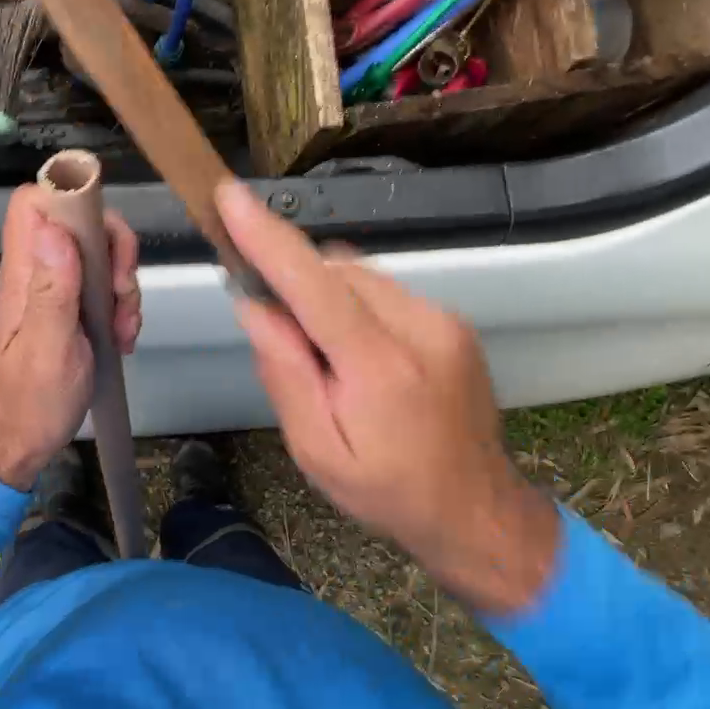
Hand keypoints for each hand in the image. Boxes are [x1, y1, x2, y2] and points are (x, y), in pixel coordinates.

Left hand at [0, 186, 140, 489]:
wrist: (26, 440)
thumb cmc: (34, 401)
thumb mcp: (49, 348)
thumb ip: (52, 289)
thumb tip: (54, 228)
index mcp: (23, 275)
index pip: (33, 205)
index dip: (70, 201)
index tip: (103, 235)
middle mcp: (37, 274)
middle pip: (81, 225)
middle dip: (115, 253)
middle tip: (123, 295)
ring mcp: (55, 291)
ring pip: (100, 258)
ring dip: (124, 289)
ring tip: (123, 330)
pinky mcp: (71, 311)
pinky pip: (104, 289)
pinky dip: (121, 308)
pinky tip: (121, 339)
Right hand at [215, 182, 556, 614]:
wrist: (478, 509)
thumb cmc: (386, 491)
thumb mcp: (317, 449)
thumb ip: (286, 373)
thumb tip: (255, 307)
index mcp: (381, 366)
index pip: (315, 286)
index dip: (268, 240)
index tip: (231, 198)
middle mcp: (421, 327)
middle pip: (335, 273)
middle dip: (293, 286)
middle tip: (277, 337)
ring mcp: (444, 320)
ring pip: (359, 277)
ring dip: (323, 298)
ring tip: (324, 360)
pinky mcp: (452, 322)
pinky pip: (383, 292)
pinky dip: (352, 308)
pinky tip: (354, 356)